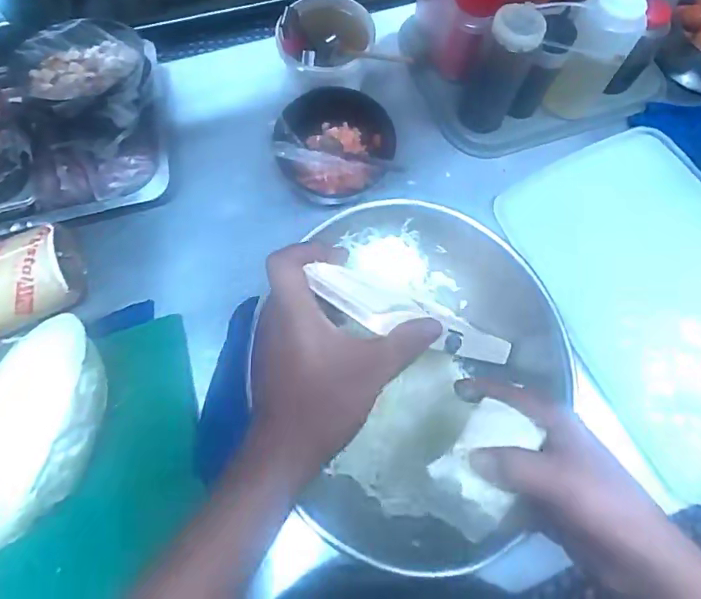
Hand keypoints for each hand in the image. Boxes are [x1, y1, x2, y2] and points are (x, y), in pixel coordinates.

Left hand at [248, 242, 439, 481]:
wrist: (284, 450)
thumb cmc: (324, 400)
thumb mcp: (371, 369)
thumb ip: (403, 343)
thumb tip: (434, 323)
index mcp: (290, 310)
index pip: (282, 261)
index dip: (307, 250)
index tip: (339, 258)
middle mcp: (272, 317)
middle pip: (288, 279)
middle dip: (319, 274)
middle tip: (351, 282)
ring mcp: (265, 339)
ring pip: (287, 303)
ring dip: (315, 299)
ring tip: (349, 310)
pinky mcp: (268, 359)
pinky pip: (286, 324)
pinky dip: (308, 320)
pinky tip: (335, 342)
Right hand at [461, 379, 700, 598]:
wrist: (644, 560)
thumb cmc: (602, 502)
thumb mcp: (555, 477)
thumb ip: (511, 463)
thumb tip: (470, 454)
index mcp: (557, 422)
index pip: (515, 393)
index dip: (486, 386)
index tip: (454, 386)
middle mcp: (552, 441)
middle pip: (509, 425)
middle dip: (479, 425)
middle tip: (446, 425)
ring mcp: (553, 474)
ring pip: (509, 461)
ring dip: (485, 464)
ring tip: (450, 461)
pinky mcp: (552, 505)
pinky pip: (515, 494)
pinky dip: (497, 496)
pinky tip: (474, 499)